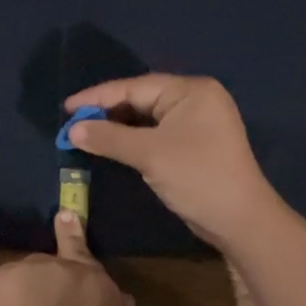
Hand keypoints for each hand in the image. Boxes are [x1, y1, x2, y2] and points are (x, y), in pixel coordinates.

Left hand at [0, 209, 131, 305]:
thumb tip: (121, 299)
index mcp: (103, 287)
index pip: (86, 254)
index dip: (73, 234)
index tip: (66, 215)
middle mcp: (74, 269)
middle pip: (53, 266)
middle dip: (44, 285)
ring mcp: (41, 267)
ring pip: (27, 274)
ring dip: (24, 292)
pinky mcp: (10, 272)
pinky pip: (6, 281)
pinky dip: (4, 298)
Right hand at [66, 74, 280, 246]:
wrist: (239, 218)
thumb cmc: (196, 177)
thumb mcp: (148, 154)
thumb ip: (108, 138)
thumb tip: (73, 130)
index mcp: (190, 91)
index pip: (135, 87)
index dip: (97, 97)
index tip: (66, 108)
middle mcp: (197, 99)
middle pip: (142, 98)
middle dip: (106, 111)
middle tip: (73, 124)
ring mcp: (199, 122)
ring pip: (148, 117)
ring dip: (118, 127)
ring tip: (86, 134)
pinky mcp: (196, 144)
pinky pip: (157, 133)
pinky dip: (133, 138)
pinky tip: (112, 146)